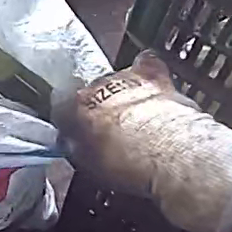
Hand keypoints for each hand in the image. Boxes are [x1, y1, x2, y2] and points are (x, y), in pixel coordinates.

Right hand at [57, 51, 231, 231]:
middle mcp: (98, 86)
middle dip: (99, 106)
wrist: (170, 154)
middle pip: (92, 90)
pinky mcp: (155, 77)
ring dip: (124, 94)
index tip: (75, 129)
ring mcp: (127, 79)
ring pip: (118, 80)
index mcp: (76, 106)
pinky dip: (148, 72)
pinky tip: (154, 86)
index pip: (61, 104)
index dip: (68, 118)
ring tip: (136, 117)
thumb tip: (74, 146)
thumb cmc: (128, 162)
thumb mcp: (90, 166)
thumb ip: (77, 148)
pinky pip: (147, 65)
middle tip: (110, 129)